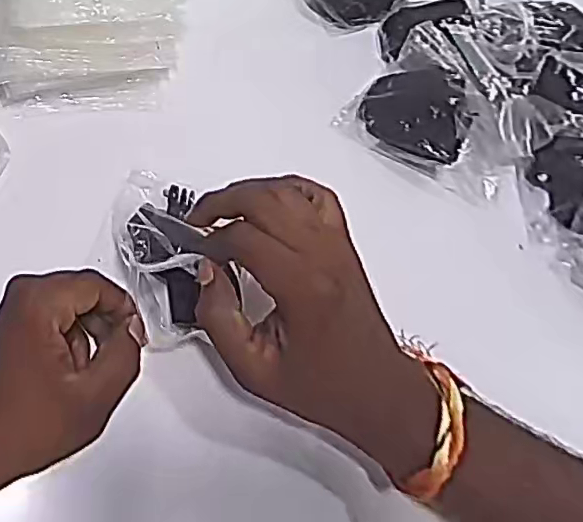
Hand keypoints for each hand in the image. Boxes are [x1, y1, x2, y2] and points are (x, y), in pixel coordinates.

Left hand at [0, 270, 146, 515]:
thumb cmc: (17, 425)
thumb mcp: (93, 396)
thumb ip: (124, 356)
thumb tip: (132, 332)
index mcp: (38, 300)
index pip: (97, 284)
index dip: (125, 309)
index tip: (136, 331)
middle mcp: (22, 294)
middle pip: (82, 291)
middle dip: (105, 324)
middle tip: (118, 355)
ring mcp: (14, 307)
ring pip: (69, 305)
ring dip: (86, 335)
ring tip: (85, 376)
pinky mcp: (11, 321)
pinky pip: (53, 316)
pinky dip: (68, 340)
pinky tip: (67, 376)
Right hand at [188, 177, 437, 484]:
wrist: (382, 394)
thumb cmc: (329, 386)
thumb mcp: (254, 370)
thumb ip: (217, 319)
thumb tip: (206, 275)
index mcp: (304, 289)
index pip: (244, 237)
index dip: (211, 241)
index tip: (203, 257)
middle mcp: (323, 259)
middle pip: (261, 200)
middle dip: (219, 204)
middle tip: (200, 221)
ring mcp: (335, 246)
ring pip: (284, 190)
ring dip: (245, 192)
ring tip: (224, 208)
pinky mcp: (341, 242)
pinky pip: (314, 194)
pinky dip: (284, 188)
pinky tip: (265, 200)